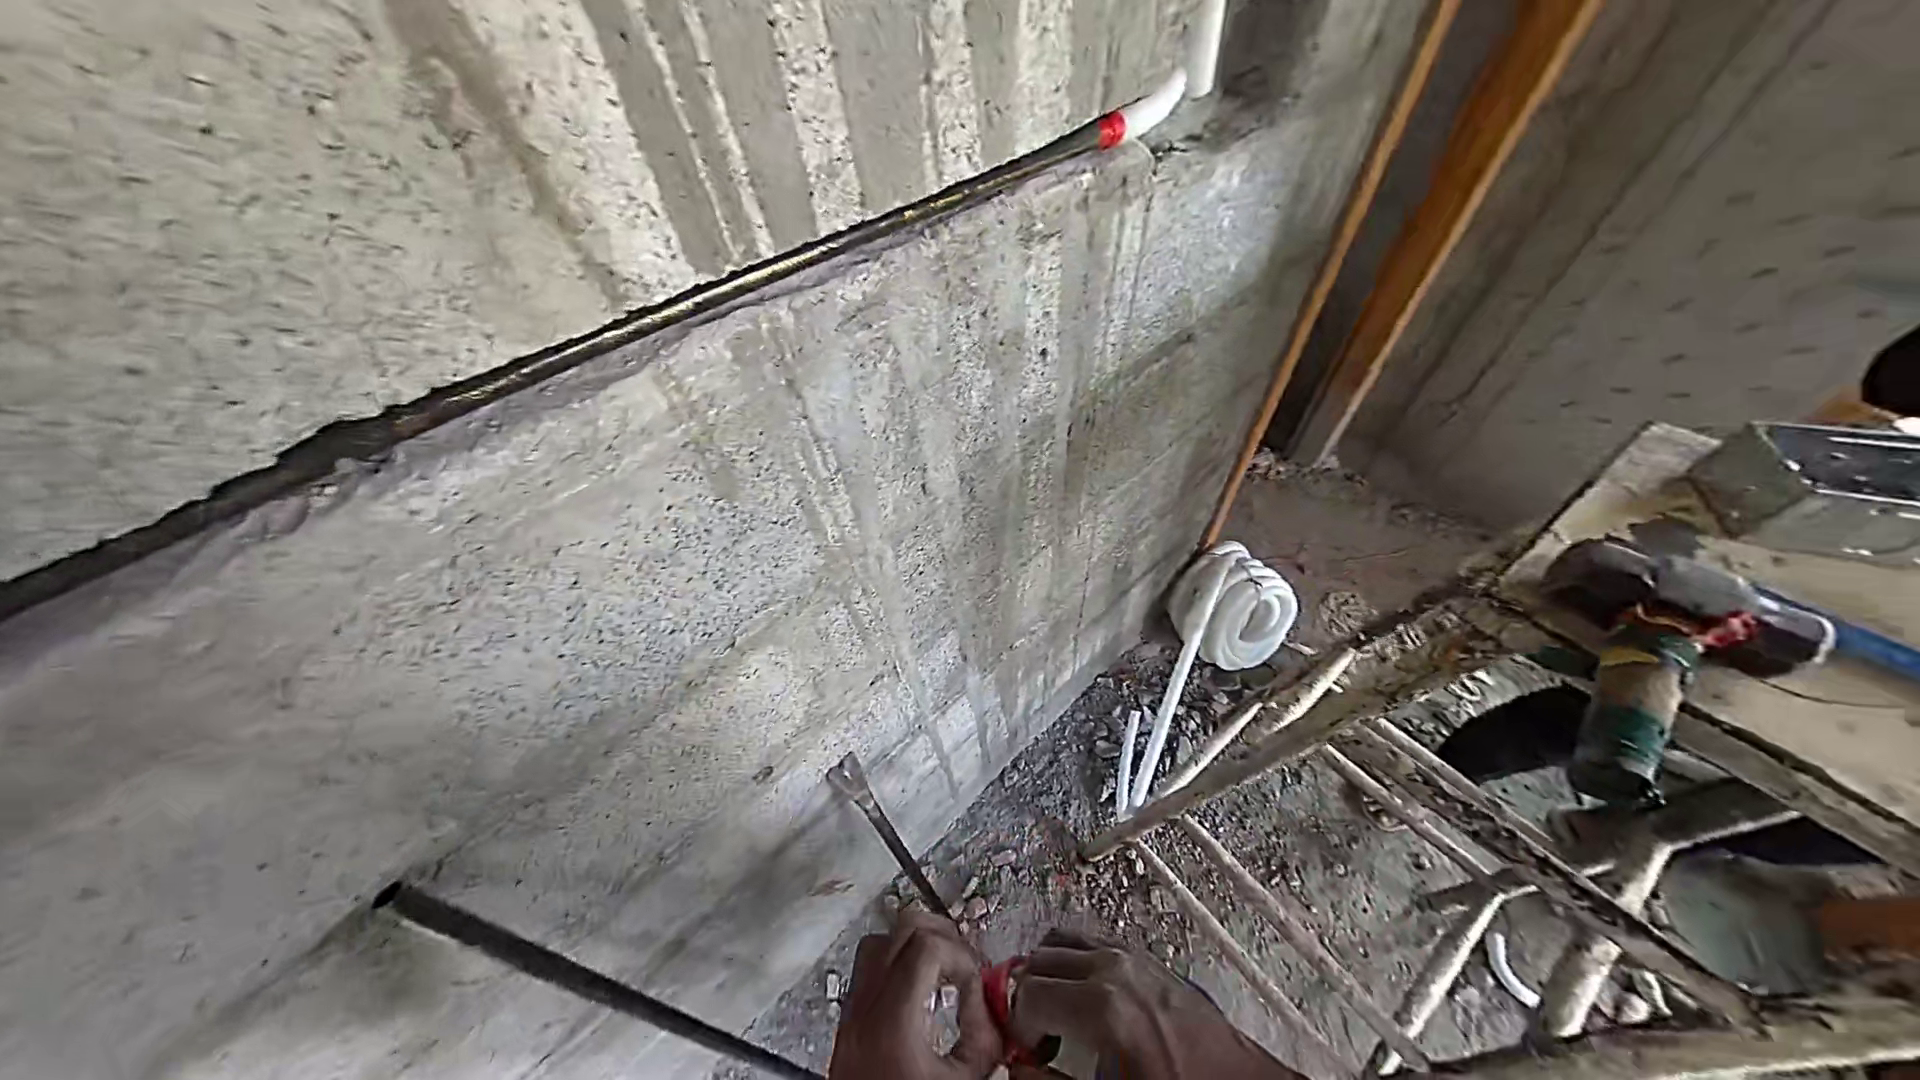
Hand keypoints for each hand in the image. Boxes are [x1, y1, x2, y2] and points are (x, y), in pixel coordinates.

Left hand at [828, 909, 1004, 1079]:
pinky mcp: (847, 1024)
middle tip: (964, 962)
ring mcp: (850, 1015)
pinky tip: (920, 989)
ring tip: (943, 968)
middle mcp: (864, 1009)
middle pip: (899, 932)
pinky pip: (867, 970)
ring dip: (913, 944)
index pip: (926, 948)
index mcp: (892, 1022)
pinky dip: (895, 964)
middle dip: (940, 936)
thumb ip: (983, 1035)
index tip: (975, 981)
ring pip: (878, 943)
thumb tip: (988, 999)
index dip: (960, 955)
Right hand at [1009, 929, 1303, 1079]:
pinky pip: (1088, 939)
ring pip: (1059, 941)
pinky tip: (1079, 996)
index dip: (1015, 1026)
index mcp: (1102, 1007)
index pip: (1028, 994)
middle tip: (1032, 1037)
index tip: (1022, 1051)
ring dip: (1045, 972)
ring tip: (1052, 1013)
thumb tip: (1020, 1069)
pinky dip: (1070, 959)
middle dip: (1025, 997)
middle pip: (1038, 960)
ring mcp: (1127, 955)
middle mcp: (1111, 968)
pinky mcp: (1140, 954)